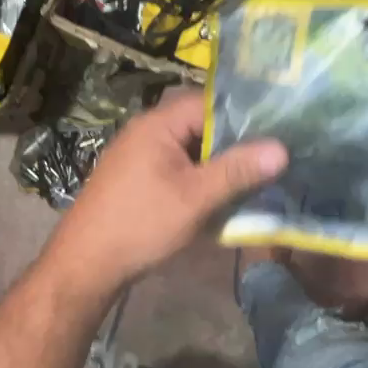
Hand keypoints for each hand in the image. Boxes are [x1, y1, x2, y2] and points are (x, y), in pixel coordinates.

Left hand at [39, 90, 286, 295]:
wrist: (85, 265)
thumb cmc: (141, 224)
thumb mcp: (196, 198)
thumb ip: (237, 170)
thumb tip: (282, 148)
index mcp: (158, 124)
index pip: (211, 102)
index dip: (245, 115)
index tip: (278, 130)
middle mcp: (147, 130)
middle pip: (202, 124)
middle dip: (235, 142)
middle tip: (273, 155)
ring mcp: (140, 154)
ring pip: (192, 149)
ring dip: (219, 163)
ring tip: (256, 176)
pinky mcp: (138, 177)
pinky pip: (179, 166)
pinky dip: (201, 177)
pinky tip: (222, 195)